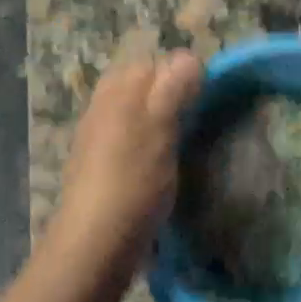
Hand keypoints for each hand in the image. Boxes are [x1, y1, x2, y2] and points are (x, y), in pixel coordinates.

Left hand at [57, 51, 202, 252]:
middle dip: (167, 92)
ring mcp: (96, 138)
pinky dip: (145, 142)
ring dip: (157, 118)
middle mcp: (102, 108)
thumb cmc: (133, 181)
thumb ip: (173, 88)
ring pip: (132, 112)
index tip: (206, 95)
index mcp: (117, 92)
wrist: (94, 245)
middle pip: (139, 84)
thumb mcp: (160, 128)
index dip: (180, 72)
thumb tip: (189, 56)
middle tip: (196, 115)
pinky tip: (161, 163)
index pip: (152, 62)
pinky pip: (126, 138)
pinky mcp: (98, 167)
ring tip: (183, 139)